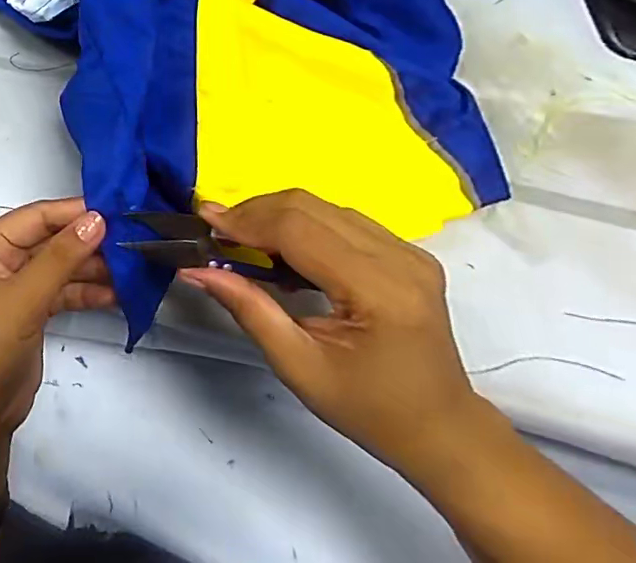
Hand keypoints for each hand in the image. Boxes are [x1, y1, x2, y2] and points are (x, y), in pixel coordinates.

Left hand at [0, 199, 112, 529]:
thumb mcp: (23, 299)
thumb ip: (61, 258)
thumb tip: (97, 219)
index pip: (38, 216)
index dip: (77, 211)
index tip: (121, 209)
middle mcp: (2, 256)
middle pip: (53, 238)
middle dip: (91, 240)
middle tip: (136, 239)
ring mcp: (18, 283)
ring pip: (63, 265)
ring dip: (96, 267)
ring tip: (136, 266)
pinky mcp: (33, 309)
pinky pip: (65, 290)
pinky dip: (89, 292)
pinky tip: (120, 294)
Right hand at [178, 189, 489, 472]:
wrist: (441, 429)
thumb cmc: (369, 408)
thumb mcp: (298, 365)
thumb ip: (247, 308)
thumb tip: (194, 269)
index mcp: (380, 291)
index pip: (299, 230)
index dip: (247, 220)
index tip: (205, 222)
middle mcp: (401, 260)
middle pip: (309, 207)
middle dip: (254, 213)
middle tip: (217, 232)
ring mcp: (409, 252)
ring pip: (322, 206)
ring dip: (274, 215)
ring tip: (242, 240)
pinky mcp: (407, 251)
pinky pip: (339, 217)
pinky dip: (300, 222)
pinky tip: (281, 247)